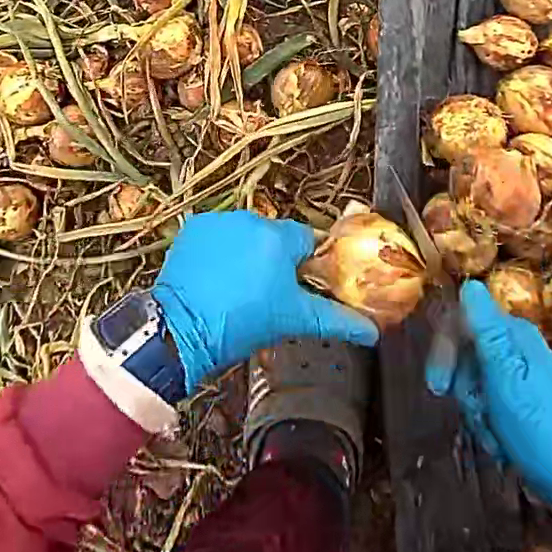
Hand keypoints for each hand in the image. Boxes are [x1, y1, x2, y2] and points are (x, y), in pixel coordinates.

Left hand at [152, 210, 379, 387]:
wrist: (179, 330)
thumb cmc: (241, 323)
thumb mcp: (292, 320)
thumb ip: (335, 319)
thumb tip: (372, 332)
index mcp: (280, 237)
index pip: (308, 240)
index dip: (307, 263)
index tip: (300, 285)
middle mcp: (251, 219)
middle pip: (277, 237)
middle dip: (277, 260)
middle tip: (269, 293)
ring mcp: (221, 220)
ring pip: (248, 234)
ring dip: (248, 253)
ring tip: (239, 287)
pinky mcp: (196, 227)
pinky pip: (219, 234)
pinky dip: (221, 250)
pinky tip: (216, 276)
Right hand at [427, 280, 551, 551]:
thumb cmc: (542, 428)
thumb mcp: (507, 376)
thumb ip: (486, 329)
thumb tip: (470, 282)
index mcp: (514, 334)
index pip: (462, 321)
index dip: (445, 349)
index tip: (438, 385)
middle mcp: (515, 348)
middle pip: (464, 354)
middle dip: (464, 388)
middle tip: (479, 412)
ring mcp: (516, 377)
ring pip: (471, 383)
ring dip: (476, 412)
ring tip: (496, 433)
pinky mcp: (517, 403)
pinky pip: (484, 405)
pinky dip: (487, 425)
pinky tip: (501, 443)